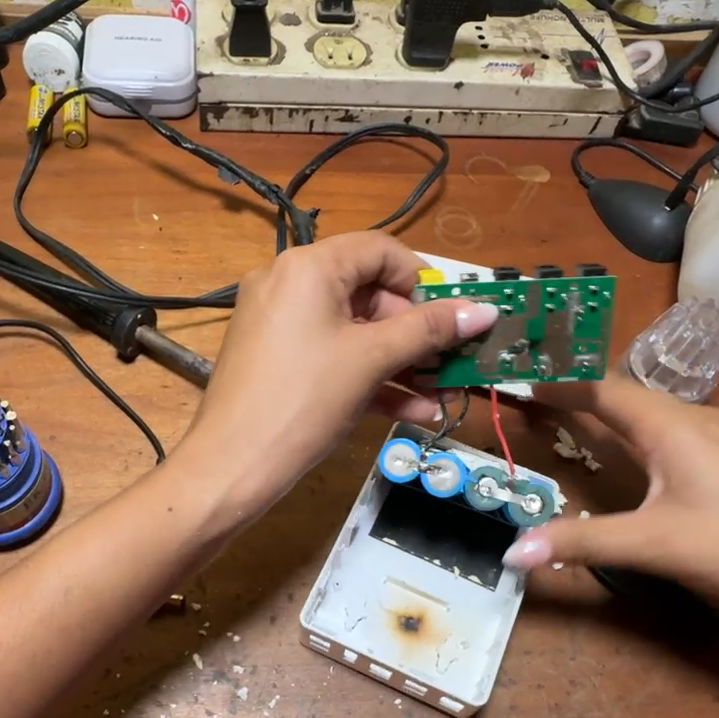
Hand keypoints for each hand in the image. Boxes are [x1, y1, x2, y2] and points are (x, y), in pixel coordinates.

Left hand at [180, 232, 497, 510]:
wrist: (233, 467)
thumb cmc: (304, 400)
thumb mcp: (371, 360)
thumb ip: (429, 330)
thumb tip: (485, 310)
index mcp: (308, 266)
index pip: (379, 250)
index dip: (422, 280)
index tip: (453, 314)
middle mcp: (289, 284)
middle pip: (369, 293)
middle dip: (416, 332)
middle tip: (450, 361)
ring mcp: (281, 326)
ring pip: (354, 332)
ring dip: (401, 362)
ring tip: (443, 391)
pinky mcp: (278, 362)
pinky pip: (333, 358)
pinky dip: (370, 378)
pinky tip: (414, 409)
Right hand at [502, 377, 718, 647]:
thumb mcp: (653, 546)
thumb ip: (580, 544)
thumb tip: (511, 553)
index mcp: (673, 426)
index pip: (603, 389)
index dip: (559, 383)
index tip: (519, 378)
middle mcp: (698, 420)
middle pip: (627, 394)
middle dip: (579, 394)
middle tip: (536, 397)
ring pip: (655, 412)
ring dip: (612, 412)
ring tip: (576, 418)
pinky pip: (675, 432)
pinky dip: (639, 432)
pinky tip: (639, 455)